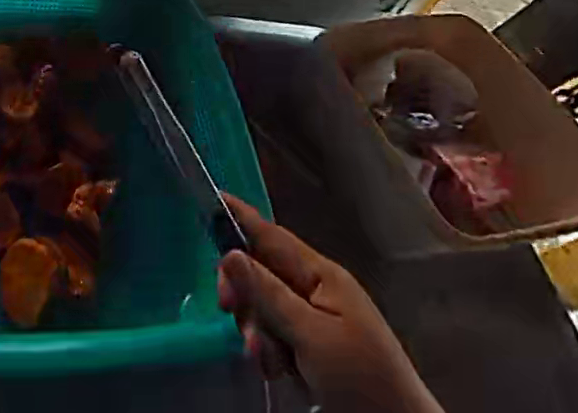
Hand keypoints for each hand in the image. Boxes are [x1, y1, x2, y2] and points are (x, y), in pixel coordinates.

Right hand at [218, 194, 444, 412]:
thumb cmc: (361, 379)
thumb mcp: (311, 336)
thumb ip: (269, 294)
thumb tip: (231, 253)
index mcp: (321, 275)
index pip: (272, 236)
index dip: (243, 218)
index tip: (215, 197)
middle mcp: (315, 289)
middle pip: (262, 274)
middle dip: (244, 294)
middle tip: (229, 313)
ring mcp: (315, 319)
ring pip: (265, 308)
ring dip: (258, 331)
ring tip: (269, 362)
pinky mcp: (313, 348)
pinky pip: (276, 335)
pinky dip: (270, 351)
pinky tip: (277, 371)